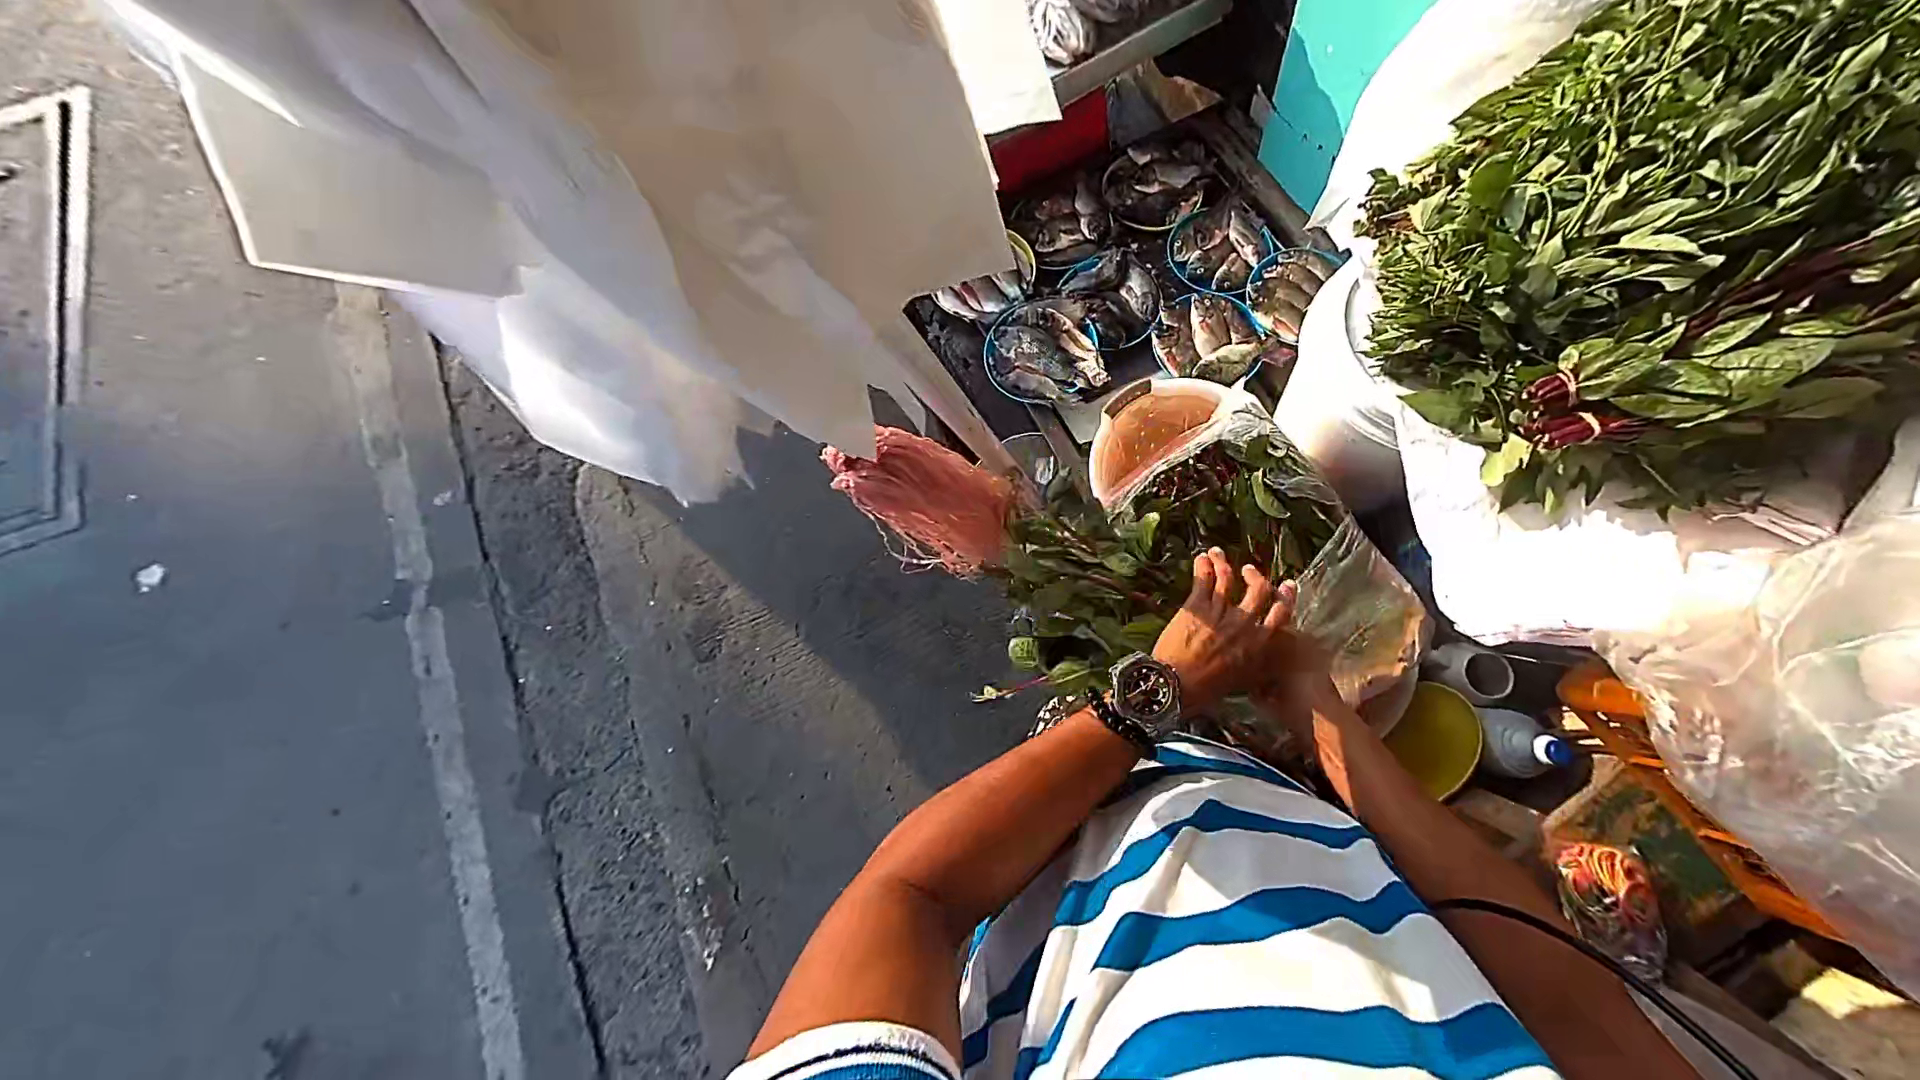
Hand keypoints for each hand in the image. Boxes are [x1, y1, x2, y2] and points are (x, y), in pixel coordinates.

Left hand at [1152, 548, 1296, 713]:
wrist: (1176, 686)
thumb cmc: (1206, 689)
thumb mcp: (1241, 680)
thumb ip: (1254, 663)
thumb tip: (1261, 656)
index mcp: (1257, 644)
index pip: (1280, 614)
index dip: (1286, 596)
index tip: (1287, 585)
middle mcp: (1243, 625)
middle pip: (1258, 590)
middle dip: (1255, 576)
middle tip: (1249, 569)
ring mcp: (1219, 613)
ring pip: (1227, 579)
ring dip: (1223, 562)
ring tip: (1218, 554)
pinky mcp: (1196, 607)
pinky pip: (1203, 580)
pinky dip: (1204, 566)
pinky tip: (1201, 558)